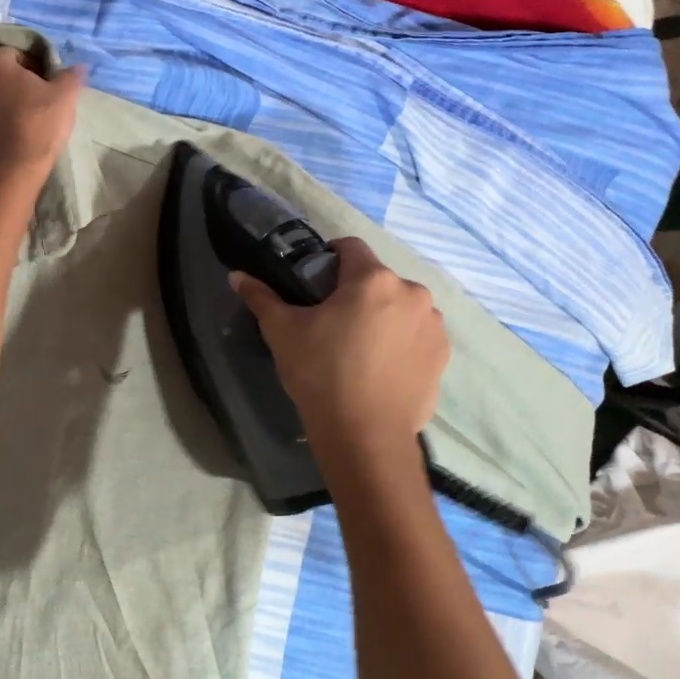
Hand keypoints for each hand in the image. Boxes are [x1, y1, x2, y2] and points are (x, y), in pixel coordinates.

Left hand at [0, 47, 85, 182]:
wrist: (12, 170)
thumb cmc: (39, 124)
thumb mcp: (65, 96)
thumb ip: (71, 75)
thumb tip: (79, 66)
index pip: (14, 56)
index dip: (30, 69)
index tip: (42, 87)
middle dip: (7, 85)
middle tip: (27, 105)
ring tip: (10, 124)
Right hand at [230, 238, 448, 475]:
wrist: (364, 431)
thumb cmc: (320, 371)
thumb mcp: (281, 330)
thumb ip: (261, 297)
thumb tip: (236, 276)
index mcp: (373, 280)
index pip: (350, 247)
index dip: (327, 256)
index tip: (310, 282)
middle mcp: (412, 293)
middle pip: (376, 279)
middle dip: (353, 291)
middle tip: (326, 320)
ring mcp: (433, 325)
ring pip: (399, 306)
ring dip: (379, 315)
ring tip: (354, 346)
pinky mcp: (443, 354)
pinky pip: (415, 333)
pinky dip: (397, 340)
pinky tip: (375, 365)